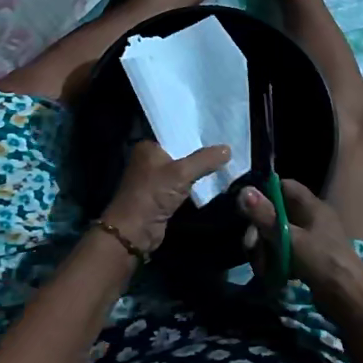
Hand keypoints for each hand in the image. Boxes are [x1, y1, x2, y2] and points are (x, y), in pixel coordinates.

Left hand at [101, 140, 231, 254]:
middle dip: (202, 151)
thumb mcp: (181, 173)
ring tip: (226, 159)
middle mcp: (150, 160)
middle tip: (228, 144)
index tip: (218, 130)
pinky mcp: (163, 195)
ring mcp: (156, 178)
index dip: (196, 132)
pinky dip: (197, 183)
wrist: (134, 232)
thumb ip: (205, 159)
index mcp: (148, 147)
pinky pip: (185, 184)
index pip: (176, 134)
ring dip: (201, 169)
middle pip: (182, 151)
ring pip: (185, 169)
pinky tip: (215, 178)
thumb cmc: (152, 194)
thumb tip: (228, 148)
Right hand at [240, 179, 362, 323]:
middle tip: (251, 248)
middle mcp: (312, 218)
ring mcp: (311, 239)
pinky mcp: (309, 258)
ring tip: (262, 269)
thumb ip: (266, 217)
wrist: (348, 298)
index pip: (285, 187)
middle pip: (277, 214)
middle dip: (261, 231)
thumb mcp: (290, 239)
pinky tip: (269, 275)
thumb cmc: (322, 262)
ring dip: (265, 250)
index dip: (265, 192)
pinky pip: (285, 253)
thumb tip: (244, 191)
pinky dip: (275, 261)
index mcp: (313, 206)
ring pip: (278, 236)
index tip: (246, 208)